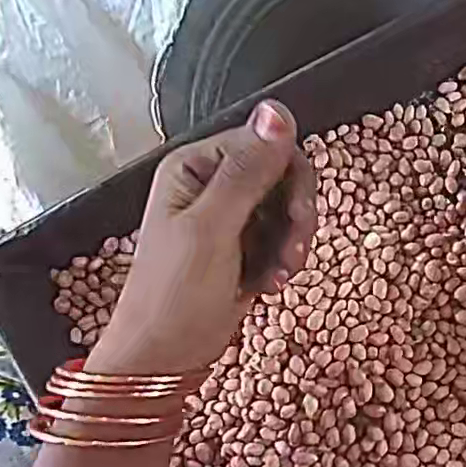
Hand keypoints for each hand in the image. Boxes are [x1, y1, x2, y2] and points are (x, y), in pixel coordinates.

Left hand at [88, 100, 316, 373]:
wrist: (166, 356)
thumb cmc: (177, 292)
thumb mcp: (213, 228)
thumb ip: (248, 171)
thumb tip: (277, 110)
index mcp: (197, 166)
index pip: (266, 144)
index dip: (291, 177)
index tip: (299, 215)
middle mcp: (215, 184)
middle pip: (284, 177)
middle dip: (296, 217)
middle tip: (294, 253)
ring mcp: (232, 218)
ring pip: (289, 211)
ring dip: (292, 245)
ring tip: (277, 277)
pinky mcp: (245, 247)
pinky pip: (283, 239)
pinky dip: (284, 261)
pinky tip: (270, 285)